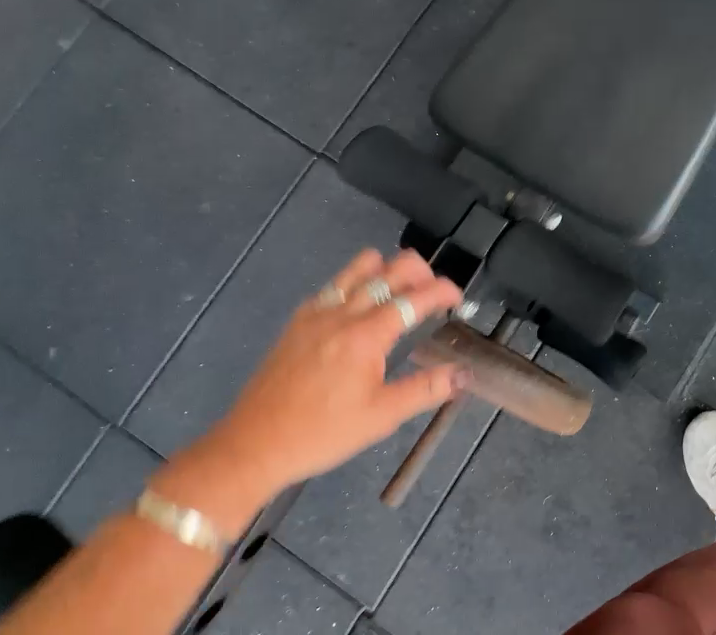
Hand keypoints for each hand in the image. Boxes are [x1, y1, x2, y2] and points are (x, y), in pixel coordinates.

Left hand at [151, 250, 465, 529]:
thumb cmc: (321, 434)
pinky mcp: (297, 322)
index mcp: (367, 335)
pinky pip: (333, 284)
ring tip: (400, 293)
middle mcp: (343, 313)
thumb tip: (464, 374)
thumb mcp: (381, 417)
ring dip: (387, 270)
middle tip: (432, 294)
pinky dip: (356, 284)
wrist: (251, 448)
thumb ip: (426, 389)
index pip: (417, 296)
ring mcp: (316, 313)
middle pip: (391, 268)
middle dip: (421, 272)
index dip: (445, 291)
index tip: (458, 300)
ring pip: (360, 267)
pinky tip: (359, 309)